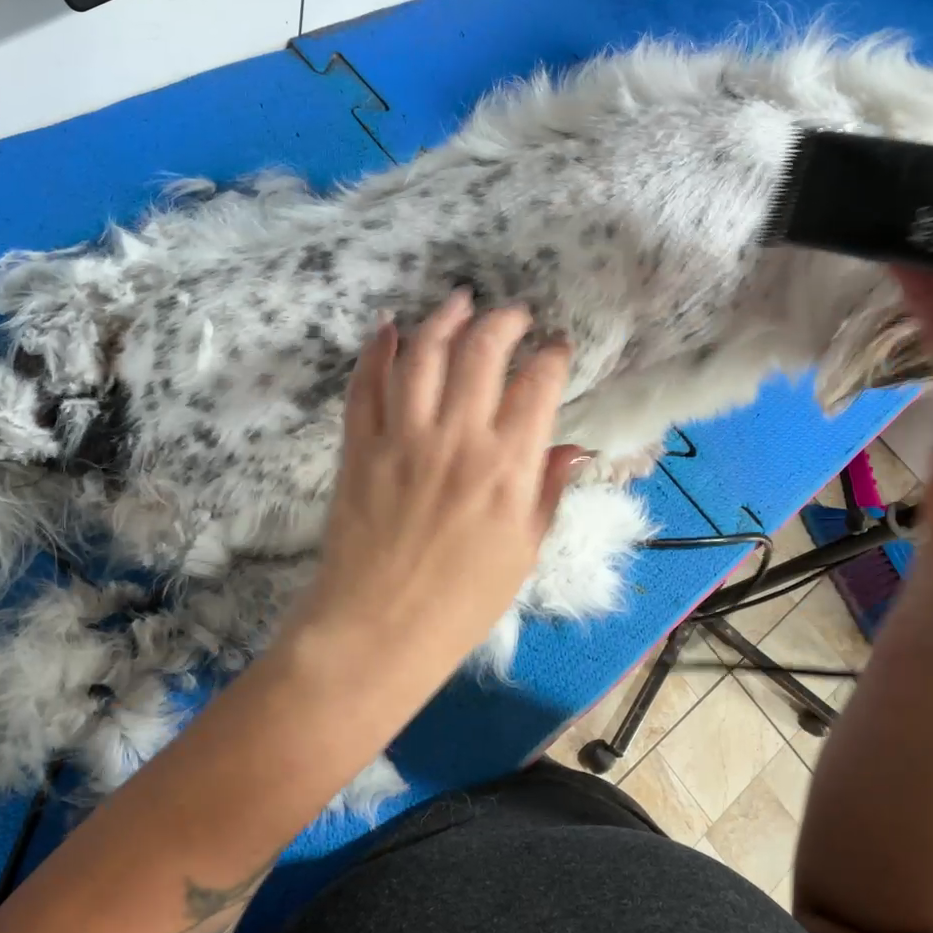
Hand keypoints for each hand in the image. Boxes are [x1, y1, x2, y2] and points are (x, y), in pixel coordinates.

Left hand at [296, 291, 583, 662]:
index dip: (552, 356)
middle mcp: (457, 438)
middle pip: (482, 351)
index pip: (538, 385)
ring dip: (443, 319)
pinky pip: (365, 384)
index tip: (556, 348)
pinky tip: (388, 328)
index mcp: (507, 467)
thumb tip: (573, 448)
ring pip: (423, 353)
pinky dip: (376, 349)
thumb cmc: (460, 603)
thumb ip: (547, 492)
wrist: (377, 629)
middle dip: (502, 321)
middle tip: (511, 315)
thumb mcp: (523, 553)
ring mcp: (402, 437)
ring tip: (458, 303)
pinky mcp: (359, 445)